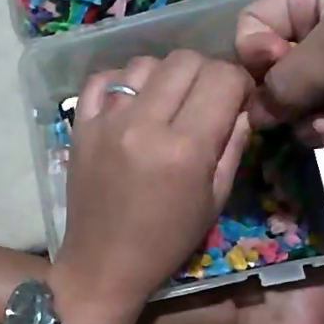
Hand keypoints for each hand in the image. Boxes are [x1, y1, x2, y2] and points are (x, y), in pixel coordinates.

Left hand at [50, 51, 253, 323]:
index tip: (236, 101)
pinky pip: (103, 78)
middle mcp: (144, 124)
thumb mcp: (215, 199)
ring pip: (145, 63)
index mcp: (185, 148)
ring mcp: (107, 121)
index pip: (222, 77)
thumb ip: (233, 144)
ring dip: (164, 76)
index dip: (238, 83)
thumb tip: (243, 103)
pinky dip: (122, 82)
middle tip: (204, 101)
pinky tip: (131, 104)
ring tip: (166, 105)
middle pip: (186, 59)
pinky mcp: (80, 125)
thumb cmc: (167, 241)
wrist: (104, 264)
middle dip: (206, 74)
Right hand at [234, 0, 323, 142]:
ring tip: (319, 124)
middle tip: (289, 110)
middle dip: (273, 95)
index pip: (252, 27)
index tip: (269, 74)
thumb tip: (253, 113)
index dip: (251, 55)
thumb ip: (289, 78)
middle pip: (269, 70)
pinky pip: (321, 121)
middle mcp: (321, 32)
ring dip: (297, 118)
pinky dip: (319, 130)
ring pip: (293, 102)